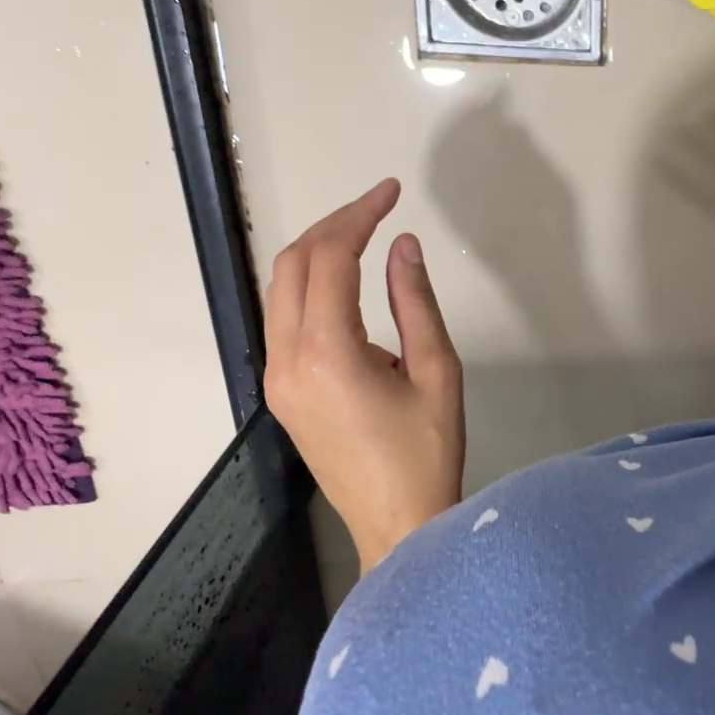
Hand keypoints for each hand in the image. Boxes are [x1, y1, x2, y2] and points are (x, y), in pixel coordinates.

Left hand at [264, 179, 463, 570]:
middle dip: (335, 225)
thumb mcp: (438, 372)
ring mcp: (276, 377)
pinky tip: (347, 282)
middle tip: (379, 205)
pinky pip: (285, 318)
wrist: (397, 523)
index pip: (331, 259)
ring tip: (364, 232)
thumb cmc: (428, 451)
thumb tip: (403, 245)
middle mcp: (286, 359)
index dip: (360, 216)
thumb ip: (416, 302)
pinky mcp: (282, 391)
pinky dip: (312, 285)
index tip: (392, 191)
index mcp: (327, 353)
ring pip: (281, 289)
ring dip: (318, 252)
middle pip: (294, 265)